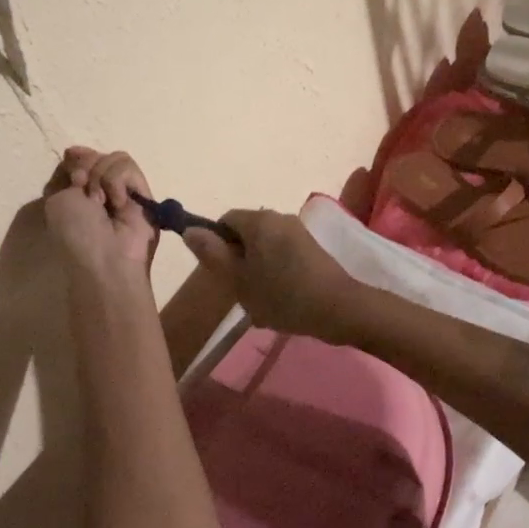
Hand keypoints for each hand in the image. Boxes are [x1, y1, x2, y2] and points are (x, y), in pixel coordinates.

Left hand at [42, 147, 157, 275]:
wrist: (106, 257)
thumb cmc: (76, 233)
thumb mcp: (58, 197)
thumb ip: (70, 170)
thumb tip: (77, 150)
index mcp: (76, 191)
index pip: (79, 157)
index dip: (77, 160)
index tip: (75, 178)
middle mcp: (100, 189)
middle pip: (97, 155)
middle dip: (90, 170)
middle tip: (89, 196)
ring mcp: (123, 191)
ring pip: (115, 158)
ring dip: (104, 178)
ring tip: (105, 203)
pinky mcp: (144, 194)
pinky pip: (130, 167)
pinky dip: (119, 182)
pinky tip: (120, 203)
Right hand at [183, 209, 364, 341]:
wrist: (338, 308)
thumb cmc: (283, 295)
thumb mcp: (239, 280)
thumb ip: (212, 254)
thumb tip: (190, 230)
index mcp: (259, 220)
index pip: (225, 220)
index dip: (216, 244)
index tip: (221, 272)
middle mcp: (279, 218)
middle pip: (245, 235)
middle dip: (238, 261)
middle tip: (241, 292)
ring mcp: (299, 233)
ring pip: (264, 249)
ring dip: (257, 272)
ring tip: (262, 302)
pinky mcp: (313, 249)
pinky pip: (283, 256)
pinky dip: (276, 275)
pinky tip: (280, 301)